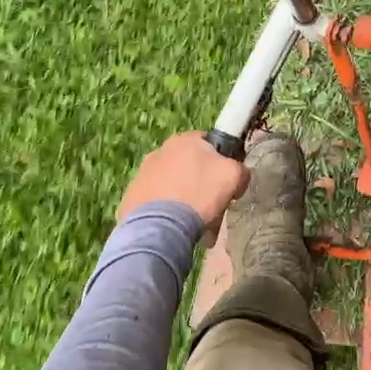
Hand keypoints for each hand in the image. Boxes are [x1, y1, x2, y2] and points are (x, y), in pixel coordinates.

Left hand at [117, 131, 249, 225]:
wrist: (159, 229)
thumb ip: (240, 169)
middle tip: (212, 207)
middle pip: (189, 166)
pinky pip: (155, 204)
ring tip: (193, 224)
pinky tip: (174, 229)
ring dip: (184, 200)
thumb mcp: (235, 176)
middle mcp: (160, 151)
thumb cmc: (199, 194)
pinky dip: (166, 214)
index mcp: (184, 140)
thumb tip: (237, 176)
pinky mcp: (129, 199)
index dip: (221, 162)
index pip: (208, 143)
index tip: (225, 182)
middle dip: (201, 184)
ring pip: (172, 186)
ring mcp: (141, 175)